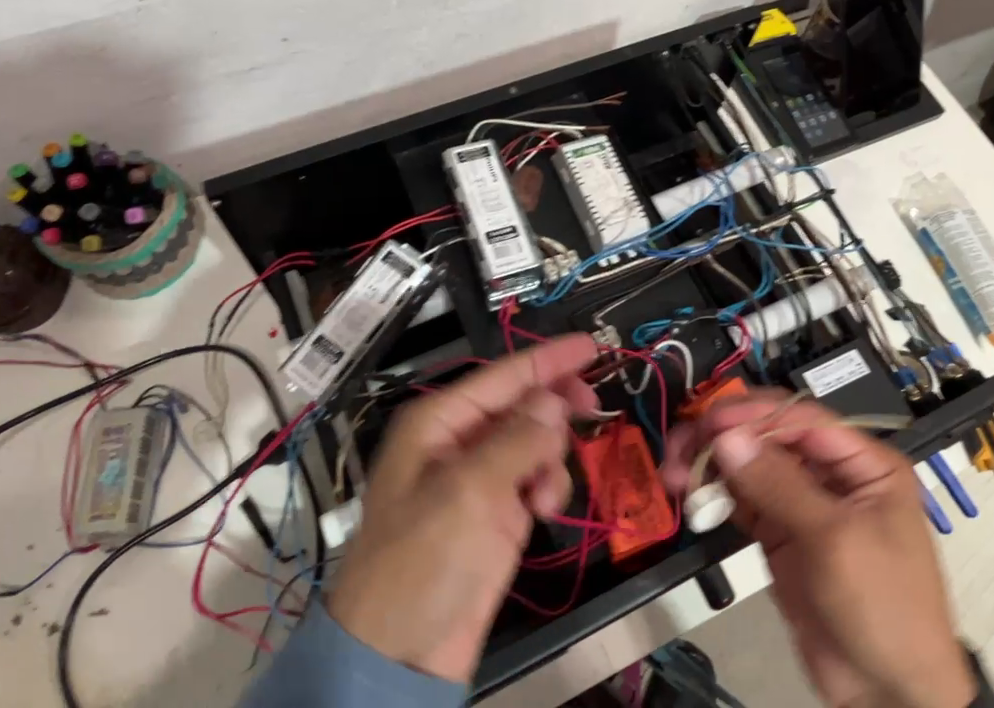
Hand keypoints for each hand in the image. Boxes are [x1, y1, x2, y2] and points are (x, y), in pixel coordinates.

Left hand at [326, 334, 599, 683]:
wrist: (402, 649)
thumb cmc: (420, 560)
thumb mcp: (465, 492)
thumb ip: (515, 441)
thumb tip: (552, 401)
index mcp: (438, 423)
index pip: (502, 377)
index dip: (548, 359)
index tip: (592, 344)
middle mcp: (459, 443)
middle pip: (521, 405)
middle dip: (554, 408)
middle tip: (592, 407)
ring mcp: (479, 480)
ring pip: (535, 443)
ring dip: (551, 459)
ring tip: (542, 493)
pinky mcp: (497, 515)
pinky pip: (536, 480)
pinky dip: (547, 488)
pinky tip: (541, 511)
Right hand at [663, 392, 976, 707]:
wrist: (889, 692)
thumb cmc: (883, 606)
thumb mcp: (835, 539)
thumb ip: (779, 484)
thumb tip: (726, 436)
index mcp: (864, 465)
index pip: (802, 419)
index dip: (754, 415)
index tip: (708, 420)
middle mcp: (832, 476)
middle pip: (770, 438)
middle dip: (724, 438)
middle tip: (680, 447)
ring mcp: (803, 506)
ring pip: (749, 468)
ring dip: (712, 465)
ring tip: (674, 473)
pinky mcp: (779, 535)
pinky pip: (742, 502)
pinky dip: (715, 496)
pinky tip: (689, 495)